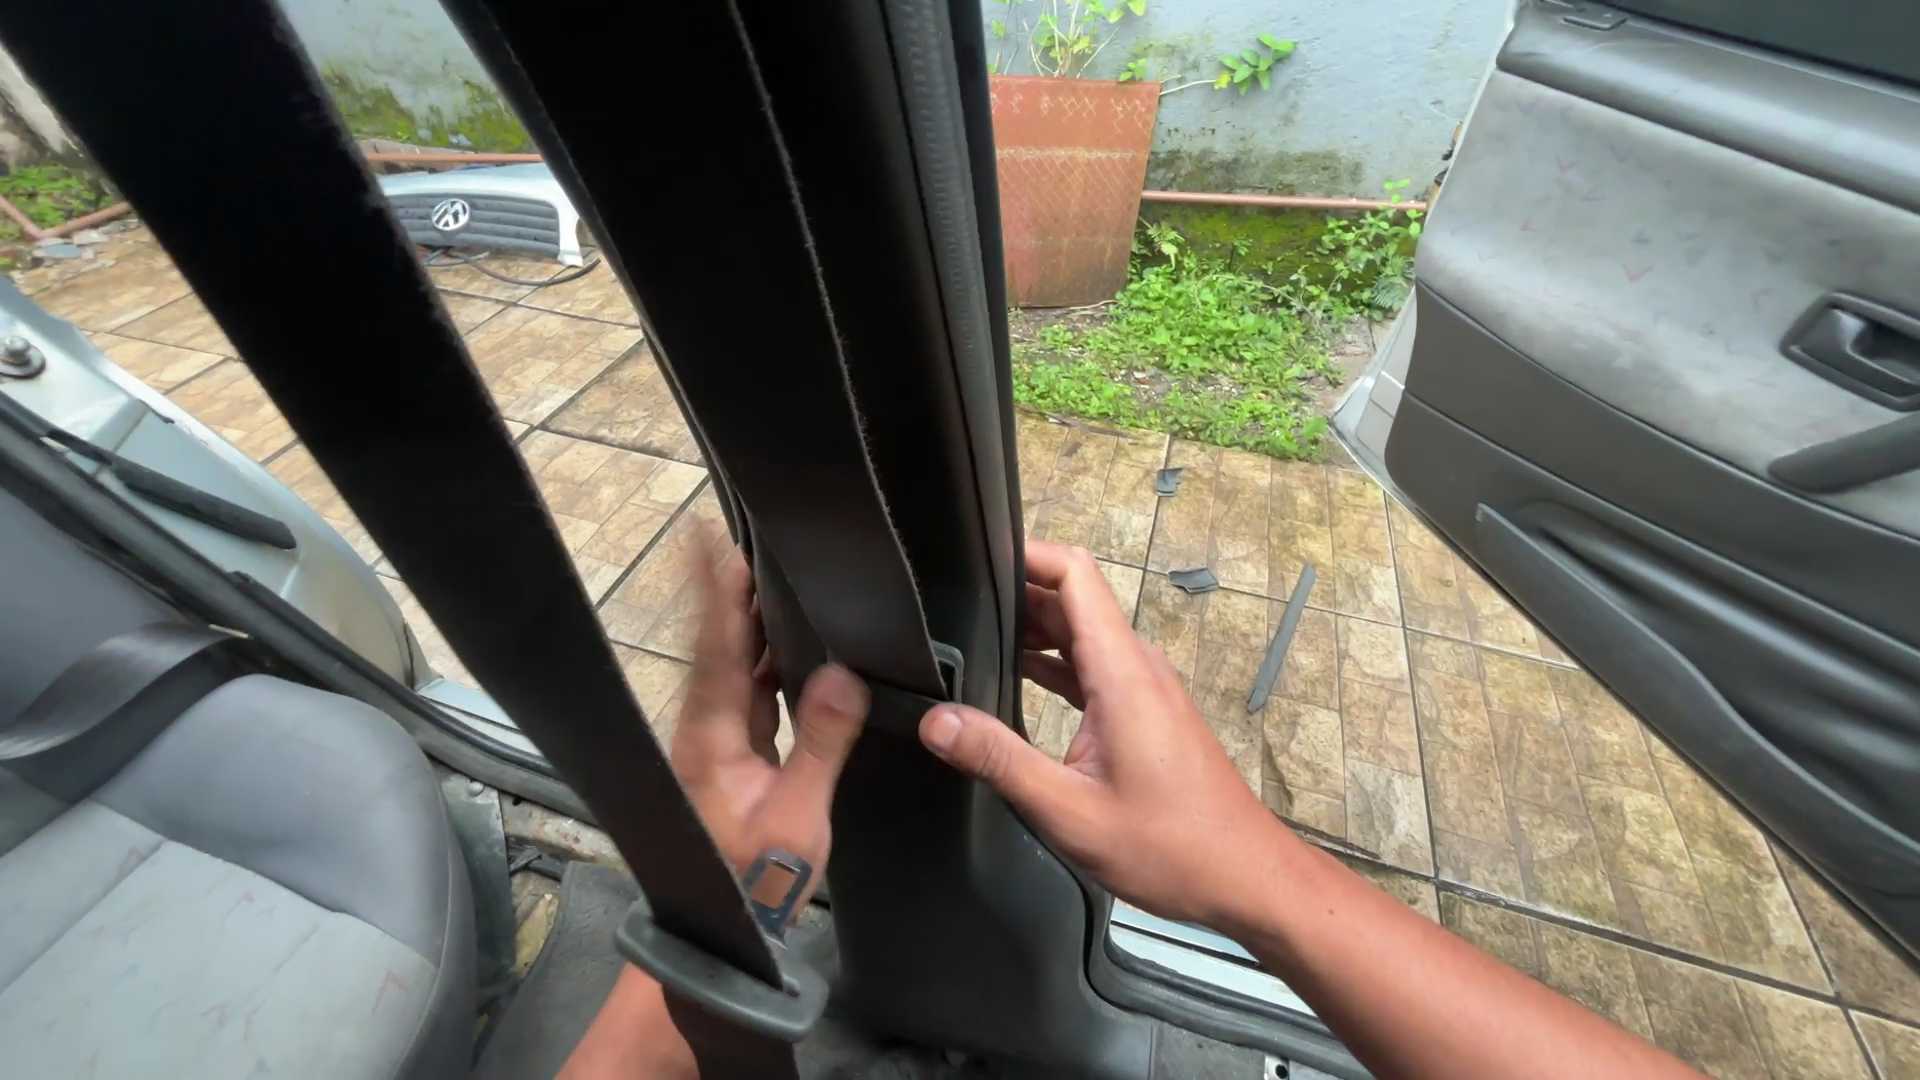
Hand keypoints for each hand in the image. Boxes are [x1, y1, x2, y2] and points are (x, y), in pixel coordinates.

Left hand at [672, 544, 868, 920]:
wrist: (717, 931)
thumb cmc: (753, 882)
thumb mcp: (797, 816)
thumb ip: (818, 745)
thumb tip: (842, 676)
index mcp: (712, 737)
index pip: (715, 651)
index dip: (718, 596)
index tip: (714, 544)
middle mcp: (704, 728)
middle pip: (719, 646)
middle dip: (731, 594)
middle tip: (751, 543)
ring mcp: (715, 739)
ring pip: (732, 665)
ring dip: (748, 622)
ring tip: (771, 578)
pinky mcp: (730, 750)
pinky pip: (747, 688)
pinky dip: (763, 657)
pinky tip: (786, 642)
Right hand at [916, 539, 1289, 931]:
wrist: (1245, 876)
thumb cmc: (1170, 847)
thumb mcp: (1069, 809)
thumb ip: (998, 759)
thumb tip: (937, 721)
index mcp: (1120, 670)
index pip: (1075, 572)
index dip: (1027, 552)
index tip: (978, 556)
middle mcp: (1134, 664)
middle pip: (1070, 597)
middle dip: (1014, 591)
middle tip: (954, 603)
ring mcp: (1142, 684)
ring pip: (1079, 631)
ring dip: (1031, 627)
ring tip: (972, 637)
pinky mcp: (1143, 706)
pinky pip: (1090, 663)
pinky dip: (1051, 661)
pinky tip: (1016, 678)